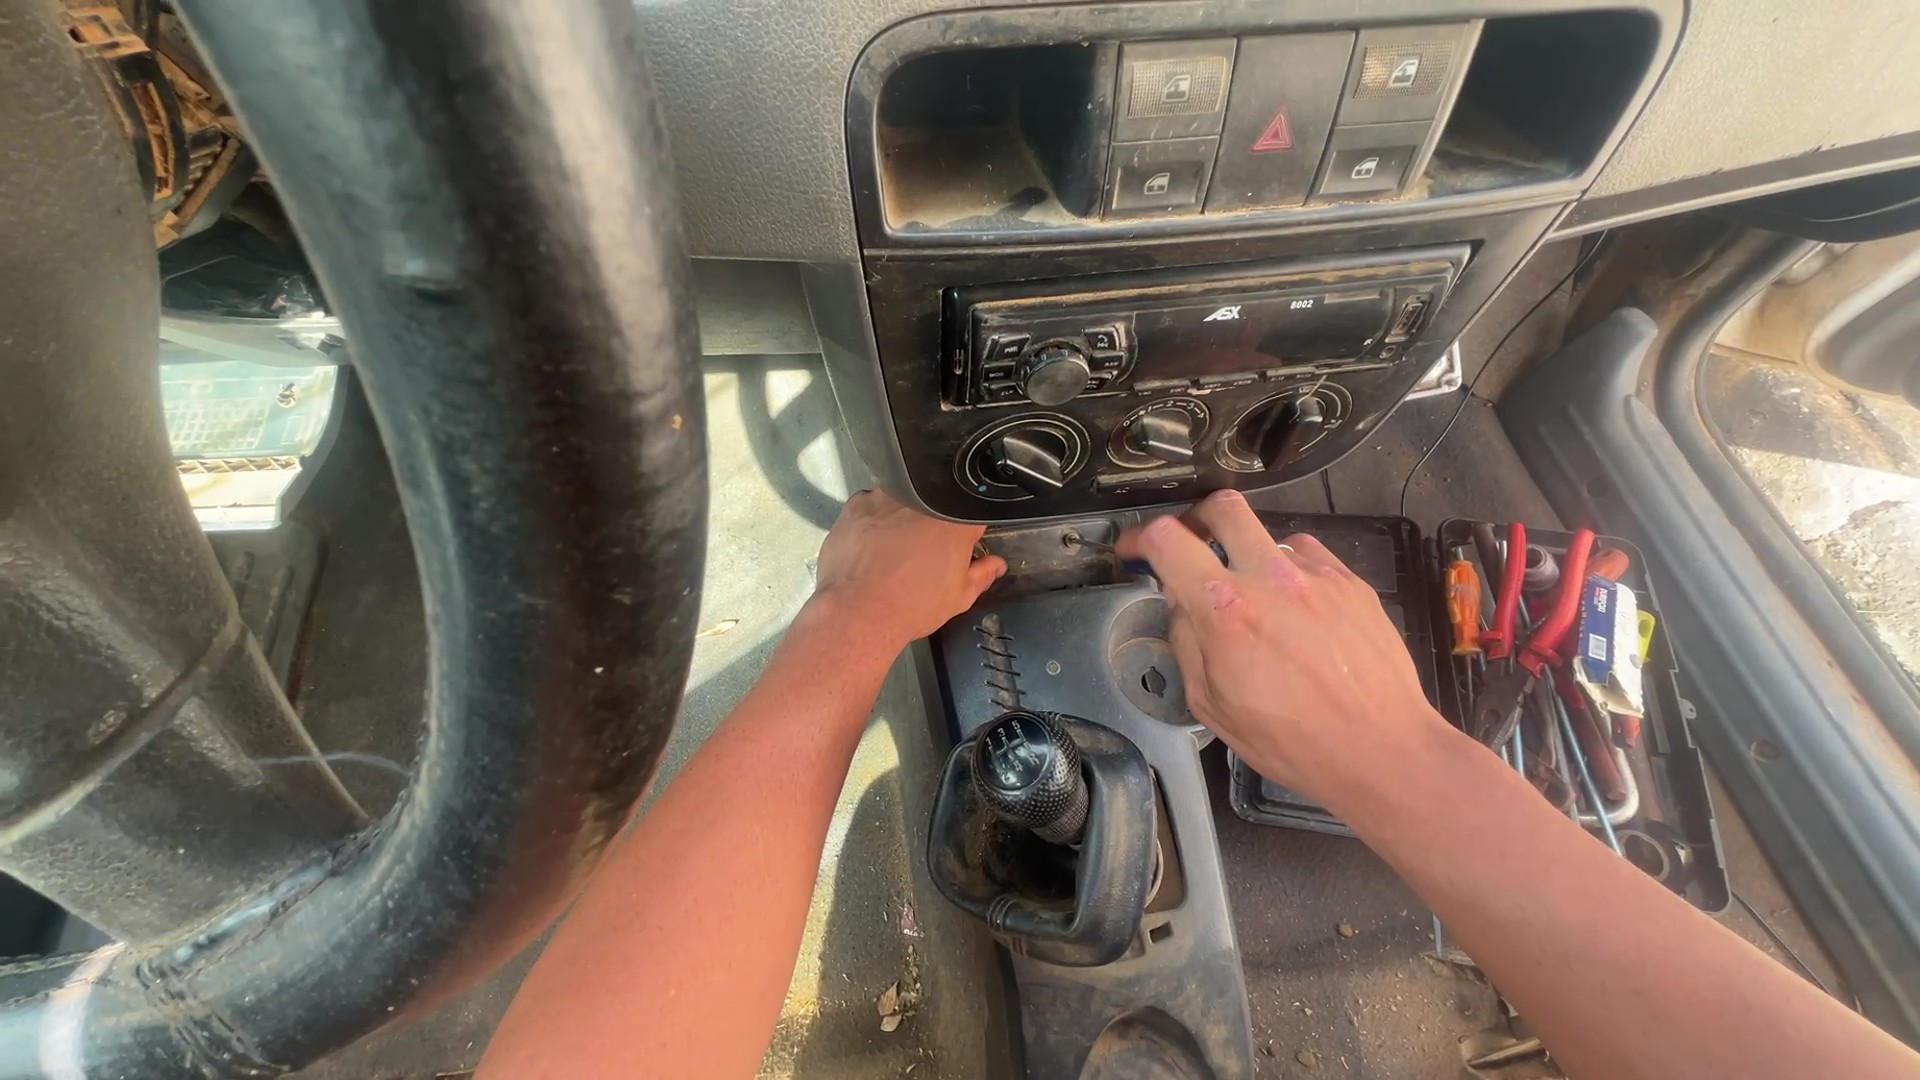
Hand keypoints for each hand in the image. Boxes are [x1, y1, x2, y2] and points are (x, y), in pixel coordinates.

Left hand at [810, 490, 1006, 651]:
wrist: (858, 613)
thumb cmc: (908, 606)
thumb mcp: (957, 597)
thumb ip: (981, 575)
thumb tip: (994, 565)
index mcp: (954, 521)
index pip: (971, 514)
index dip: (967, 533)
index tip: (959, 548)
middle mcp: (920, 502)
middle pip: (934, 507)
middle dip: (932, 526)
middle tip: (923, 557)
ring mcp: (885, 499)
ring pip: (901, 504)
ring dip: (901, 522)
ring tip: (893, 555)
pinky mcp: (856, 506)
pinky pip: (870, 508)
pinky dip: (873, 523)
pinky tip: (872, 549)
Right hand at [1116, 489, 1452, 806]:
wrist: (1382, 750)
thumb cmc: (1291, 739)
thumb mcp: (1210, 704)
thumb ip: (1186, 643)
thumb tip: (1181, 607)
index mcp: (1224, 609)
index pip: (1167, 540)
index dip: (1139, 538)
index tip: (1135, 550)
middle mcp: (1269, 578)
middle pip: (1222, 507)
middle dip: (1197, 519)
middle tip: (1192, 545)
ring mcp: (1316, 576)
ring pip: (1269, 536)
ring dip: (1249, 557)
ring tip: (1256, 597)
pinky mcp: (1352, 583)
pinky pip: (1308, 557)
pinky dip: (1290, 573)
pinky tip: (1296, 608)